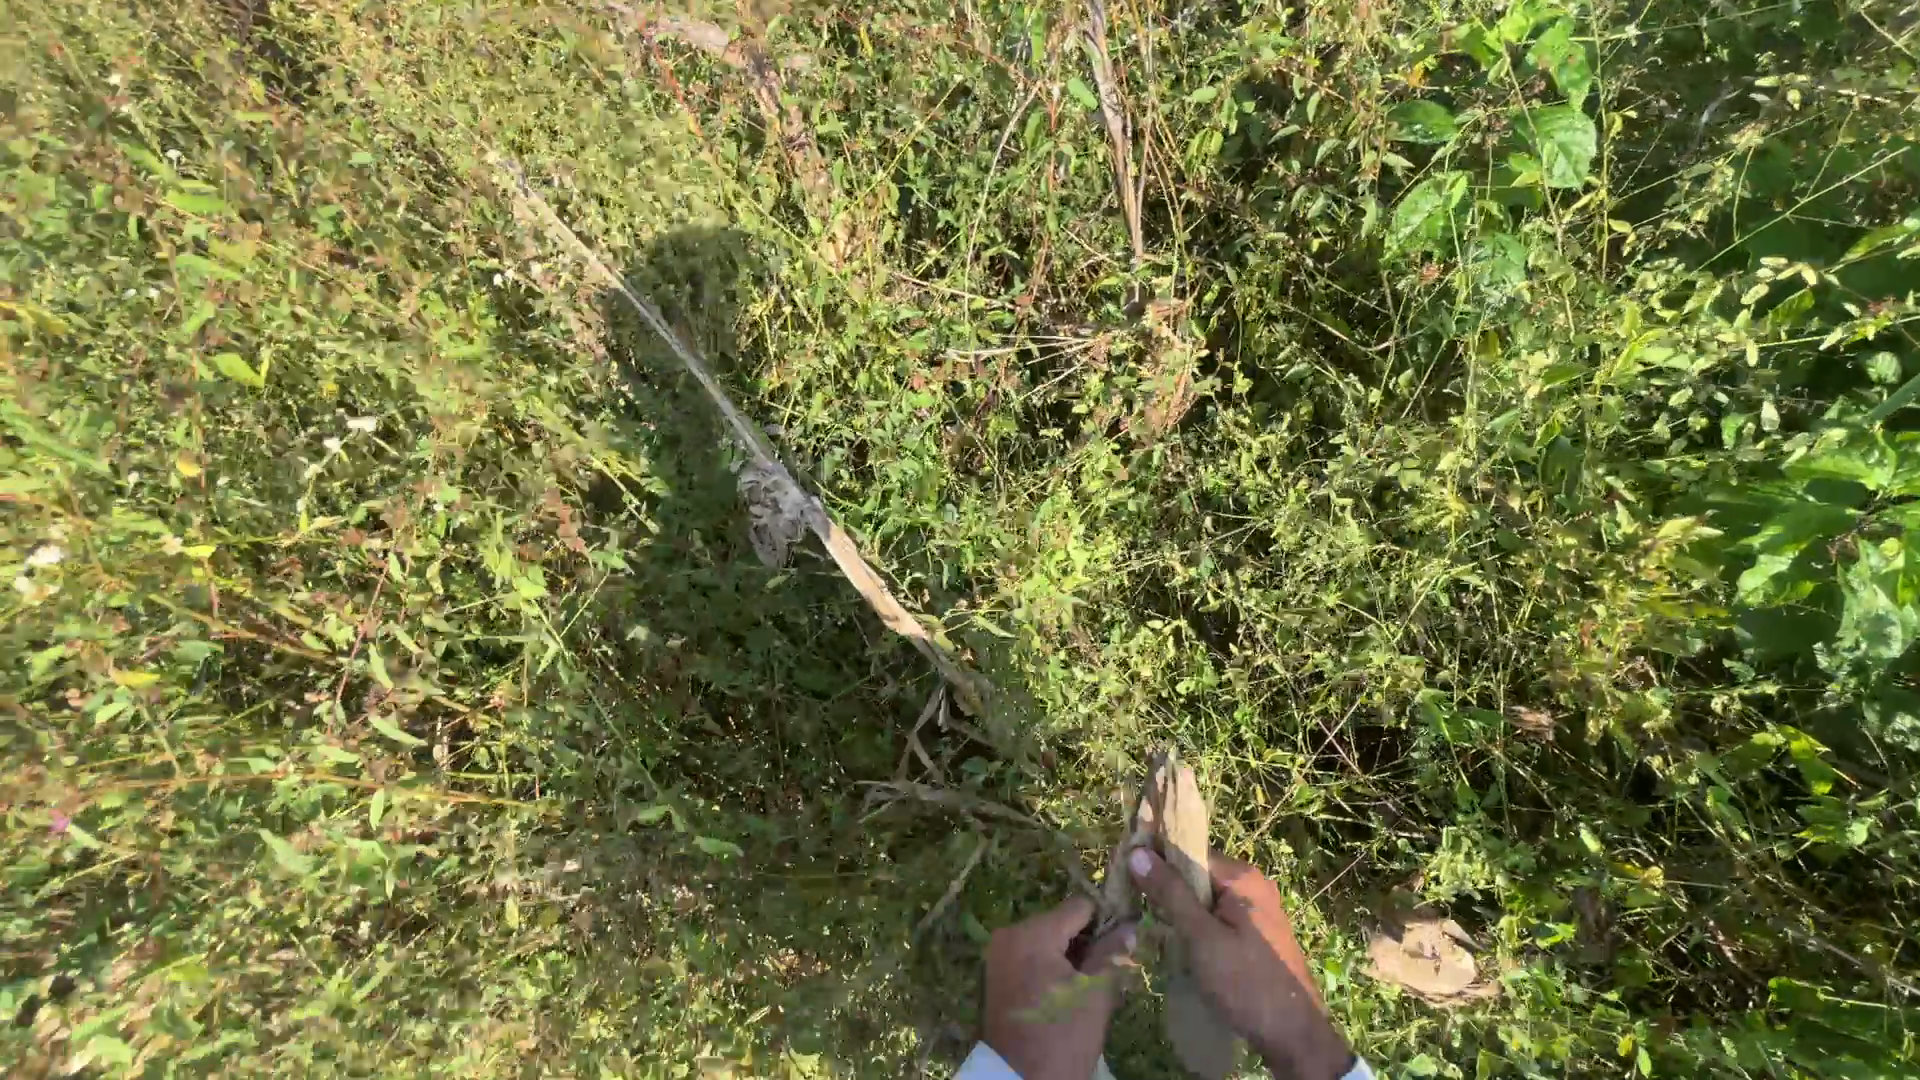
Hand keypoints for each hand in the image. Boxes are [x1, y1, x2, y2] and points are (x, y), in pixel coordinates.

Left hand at [982, 895, 1136, 1079]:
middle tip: (1105, 970)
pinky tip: (1066, 991)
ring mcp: (999, 952)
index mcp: (1033, 933)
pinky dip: (1049, 965)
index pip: (1078, 907)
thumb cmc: (1062, 1037)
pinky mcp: (996, 971)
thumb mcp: (1095, 995)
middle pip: (1060, 921)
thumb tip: (1130, 926)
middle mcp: (1010, 933)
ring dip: (1068, 955)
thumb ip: (1112, 954)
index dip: (1104, 921)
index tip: (1122, 941)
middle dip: (1085, 942)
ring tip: (1087, 985)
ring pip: (1046, 939)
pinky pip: (1030, 954)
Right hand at [1128, 848, 1351, 1079]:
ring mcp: (1257, 910)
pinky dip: (1198, 925)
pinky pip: (1218, 916)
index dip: (1157, 863)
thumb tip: (1137, 852)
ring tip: (1158, 931)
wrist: (1296, 1040)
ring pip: (1205, 898)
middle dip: (1168, 890)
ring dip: (1181, 912)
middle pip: (1196, 874)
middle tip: (1142, 911)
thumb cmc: (1246, 984)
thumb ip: (1170, 892)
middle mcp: (1252, 885)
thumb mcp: (1201, 937)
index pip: (1187, 852)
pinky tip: (1183, 946)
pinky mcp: (1257, 934)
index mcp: (1241, 877)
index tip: (1129, 879)